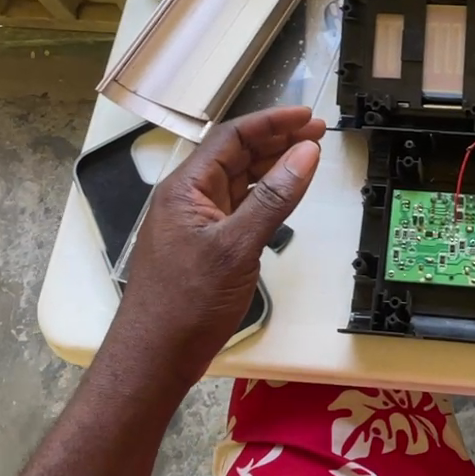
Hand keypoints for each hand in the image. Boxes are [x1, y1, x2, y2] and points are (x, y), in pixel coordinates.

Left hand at [110, 106, 326, 385]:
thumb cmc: (188, 302)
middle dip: (277, 139)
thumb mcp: (237, 245)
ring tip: (310, 154)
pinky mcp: (208, 243)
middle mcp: (190, 196)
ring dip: (274, 164)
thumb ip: (274, 197)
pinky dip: (267, 194)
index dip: (272, 122)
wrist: (155, 359)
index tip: (308, 116)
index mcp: (186, 187)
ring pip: (241, 179)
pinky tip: (288, 191)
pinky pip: (241, 205)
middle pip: (237, 154)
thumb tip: (307, 152)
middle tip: (319, 131)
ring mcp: (198, 220)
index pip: (232, 137)